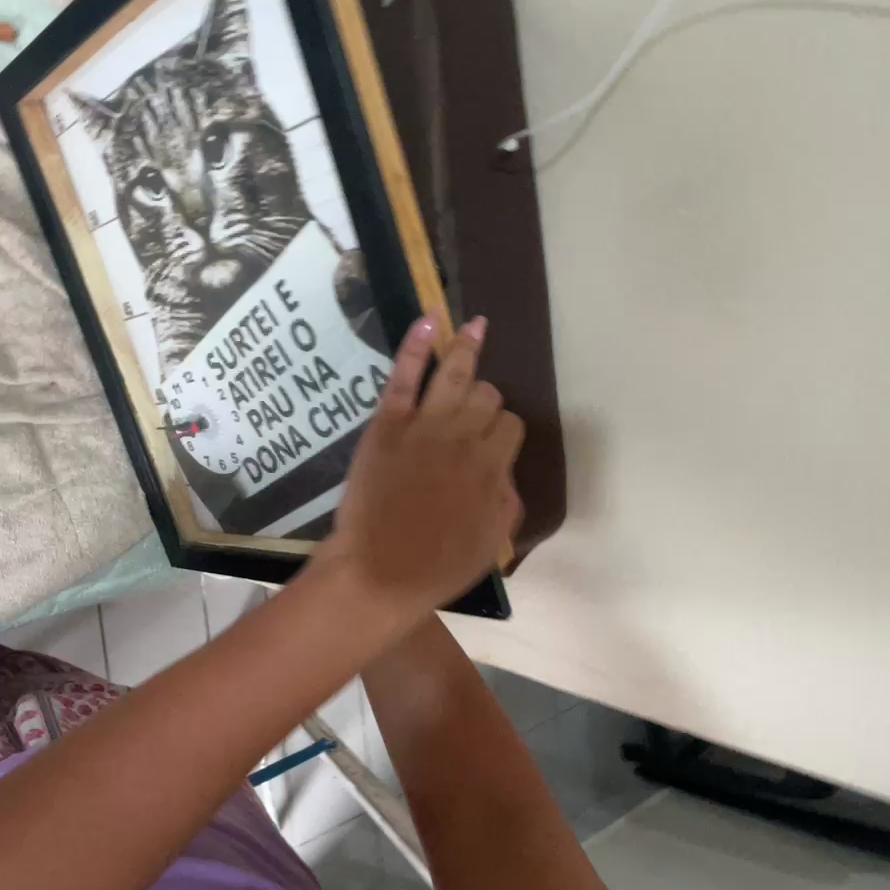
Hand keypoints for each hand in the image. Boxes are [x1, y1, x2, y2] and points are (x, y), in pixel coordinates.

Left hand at [318, 314, 523, 619]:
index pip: (510, 425)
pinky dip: (416, 345)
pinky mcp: (387, 422)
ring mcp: (423, 425)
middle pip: (486, 396)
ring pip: (455, 375)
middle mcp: (462, 437)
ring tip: (474, 325)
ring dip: (467, 347)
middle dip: (485, 402)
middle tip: (470, 418)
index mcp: (491, 467)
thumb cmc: (437, 564)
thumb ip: (506, 499)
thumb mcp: (491, 541)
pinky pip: (404, 376)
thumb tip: (504, 471)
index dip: (502, 431)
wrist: (379, 569)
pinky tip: (429, 320)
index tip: (491, 444)